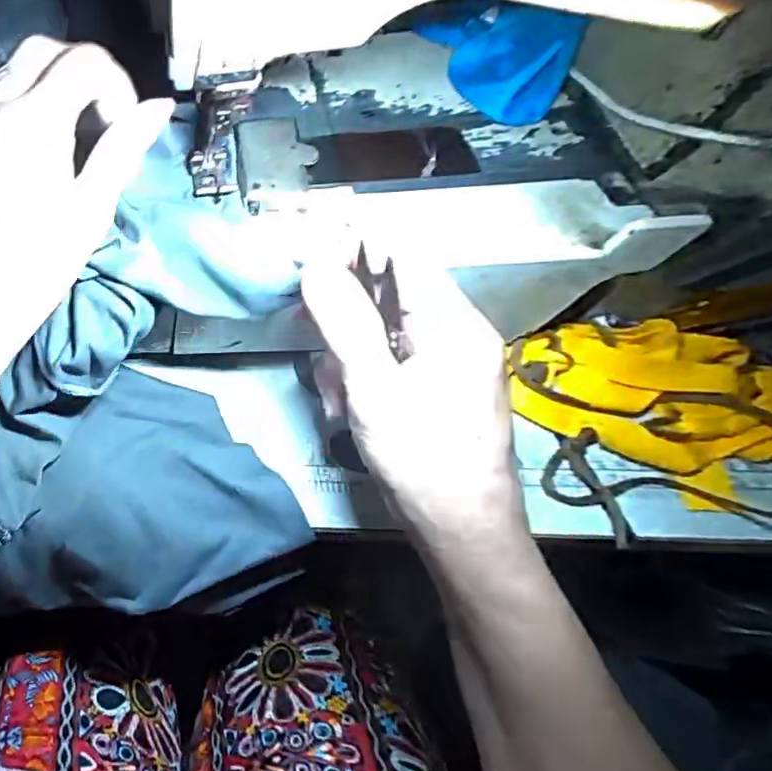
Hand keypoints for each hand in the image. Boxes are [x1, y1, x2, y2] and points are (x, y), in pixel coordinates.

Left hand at [0, 36, 174, 380]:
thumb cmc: (39, 264)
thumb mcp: (92, 207)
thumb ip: (123, 148)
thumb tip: (158, 108)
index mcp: (34, 121)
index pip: (84, 63)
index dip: (117, 87)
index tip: (124, 128)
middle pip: (44, 50)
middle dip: (84, 69)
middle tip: (104, 116)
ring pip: (8, 61)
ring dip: (46, 73)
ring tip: (68, 117)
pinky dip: (10, 86)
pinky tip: (26, 124)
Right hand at [300, 245, 526, 541]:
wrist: (464, 530)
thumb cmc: (422, 459)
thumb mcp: (374, 387)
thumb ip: (344, 320)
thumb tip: (316, 262)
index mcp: (452, 320)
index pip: (402, 251)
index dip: (354, 239)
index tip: (307, 243)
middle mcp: (455, 329)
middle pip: (390, 286)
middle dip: (343, 306)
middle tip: (307, 322)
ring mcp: (447, 358)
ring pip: (383, 325)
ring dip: (348, 349)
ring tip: (335, 392)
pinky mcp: (436, 383)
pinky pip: (391, 356)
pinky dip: (363, 371)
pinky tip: (346, 402)